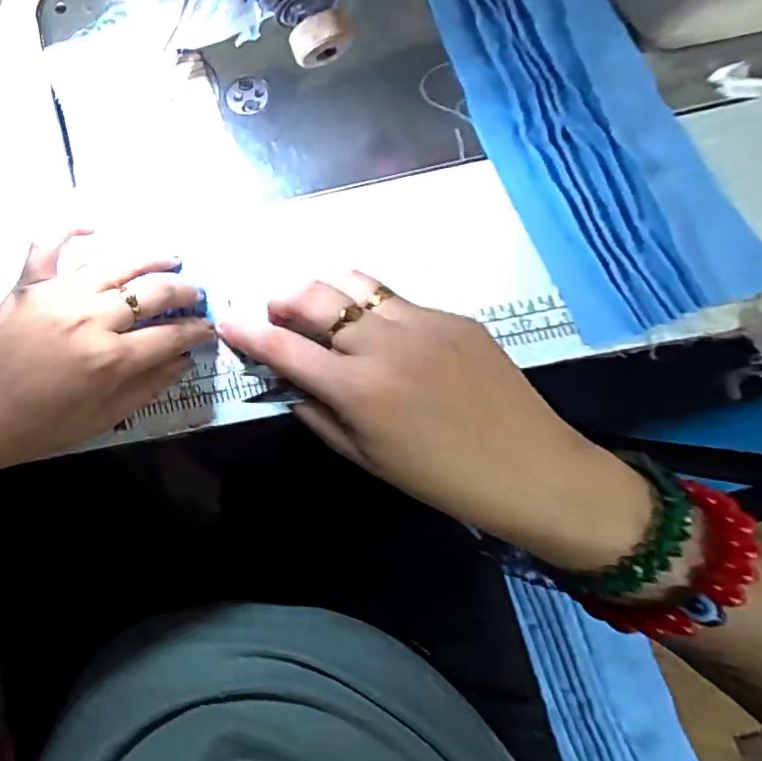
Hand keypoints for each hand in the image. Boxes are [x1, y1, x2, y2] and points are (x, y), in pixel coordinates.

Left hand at [0, 232, 213, 482]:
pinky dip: (69, 228)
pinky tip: (92, 224)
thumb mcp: (100, 419)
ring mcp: (58, 294)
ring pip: (117, 263)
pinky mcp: (28, 283)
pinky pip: (50, 245)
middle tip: (195, 294)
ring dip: (152, 258)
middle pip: (152, 292)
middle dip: (185, 291)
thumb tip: (183, 359)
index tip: (208, 328)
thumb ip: (146, 387)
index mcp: (110, 359)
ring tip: (172, 258)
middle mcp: (90, 318)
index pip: (172, 335)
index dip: (198, 330)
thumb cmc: (37, 428)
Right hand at [217, 271, 652, 570]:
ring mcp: (422, 322)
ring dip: (323, 289)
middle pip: (313, 296)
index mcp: (358, 390)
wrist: (532, 469)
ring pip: (353, 283)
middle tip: (276, 312)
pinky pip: (396, 299)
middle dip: (282, 298)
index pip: (284, 349)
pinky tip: (377, 327)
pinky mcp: (452, 316)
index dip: (248, 333)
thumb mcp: (365, 456)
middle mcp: (384, 345)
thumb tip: (287, 383)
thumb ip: (317, 414)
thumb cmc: (439, 477)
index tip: (228, 322)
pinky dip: (370, 306)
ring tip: (318, 306)